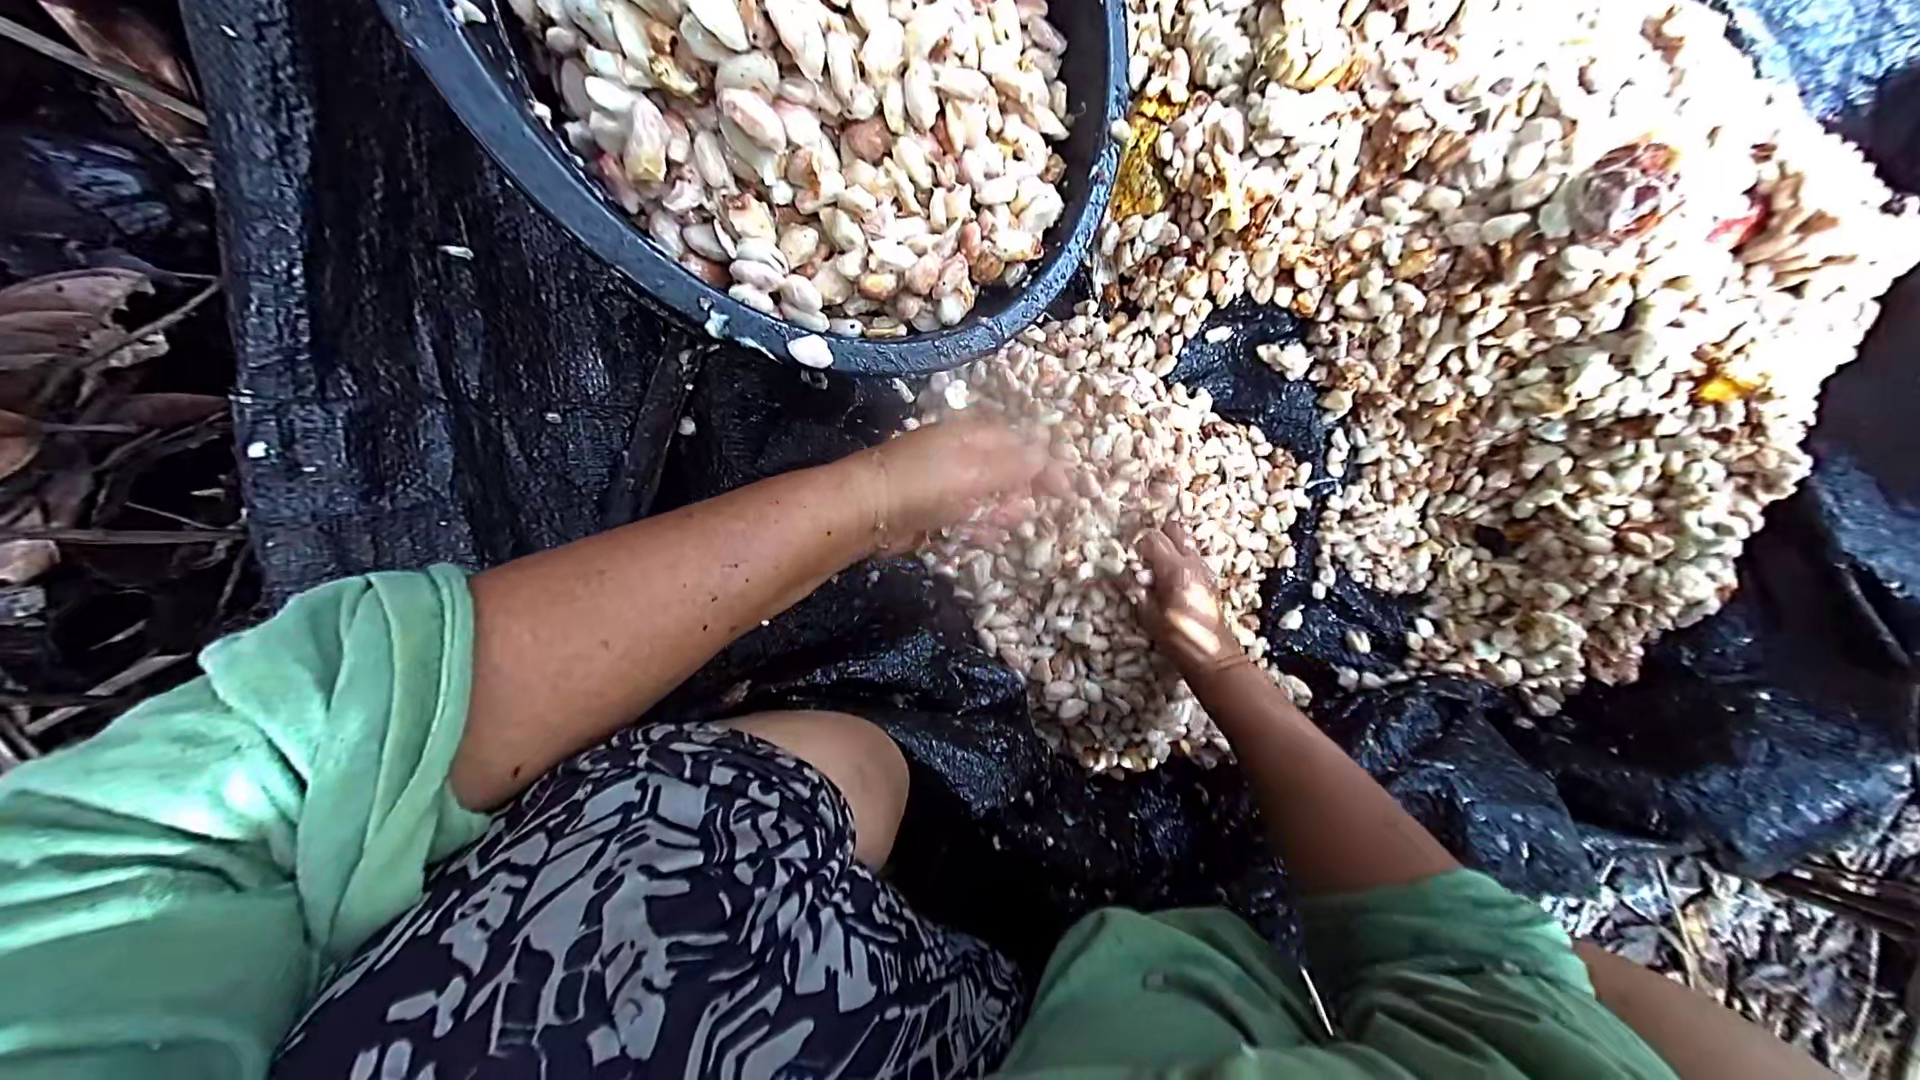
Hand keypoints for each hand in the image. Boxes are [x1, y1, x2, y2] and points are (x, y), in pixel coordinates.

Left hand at [853, 418, 1058, 552]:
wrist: (869, 512)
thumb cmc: (926, 483)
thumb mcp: (975, 471)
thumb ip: (1013, 466)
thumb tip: (1045, 454)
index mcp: (974, 435)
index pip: (1022, 444)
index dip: (1046, 465)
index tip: (1067, 490)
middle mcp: (964, 457)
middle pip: (1007, 475)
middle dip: (1019, 495)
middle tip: (1022, 512)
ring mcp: (949, 485)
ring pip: (989, 501)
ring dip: (998, 515)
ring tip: (993, 526)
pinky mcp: (937, 512)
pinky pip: (968, 520)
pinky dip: (976, 529)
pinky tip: (980, 537)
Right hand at [1138, 522, 1249, 681]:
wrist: (1213, 656)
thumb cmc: (1178, 638)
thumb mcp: (1148, 615)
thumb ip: (1135, 589)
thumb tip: (1122, 573)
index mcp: (1175, 570)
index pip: (1152, 538)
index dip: (1135, 544)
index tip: (1126, 556)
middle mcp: (1192, 563)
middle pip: (1173, 528)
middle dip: (1155, 536)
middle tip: (1141, 554)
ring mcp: (1203, 568)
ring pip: (1184, 540)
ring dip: (1168, 545)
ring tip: (1153, 564)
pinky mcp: (1208, 577)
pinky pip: (1191, 555)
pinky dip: (1178, 557)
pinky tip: (1168, 576)